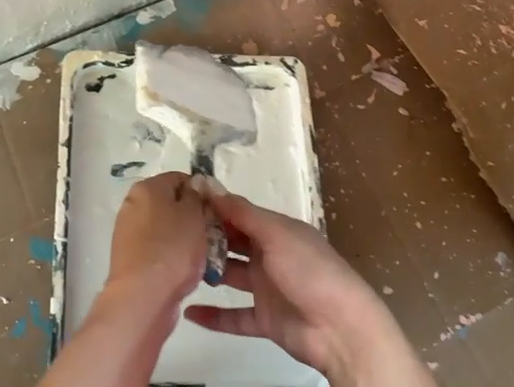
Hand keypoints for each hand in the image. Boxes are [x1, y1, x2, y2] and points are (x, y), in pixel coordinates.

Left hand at [105, 171, 209, 304]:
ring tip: (205, 258)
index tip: (219, 212)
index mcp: (147, 188)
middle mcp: (133, 205)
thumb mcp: (194, 215)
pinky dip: (173, 257)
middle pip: (172, 205)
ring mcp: (130, 233)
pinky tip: (187, 272)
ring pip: (167, 230)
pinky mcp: (131, 259)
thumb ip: (197, 196)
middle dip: (195, 218)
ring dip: (186, 240)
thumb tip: (195, 185)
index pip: (180, 179)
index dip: (203, 193)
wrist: (142, 298)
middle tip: (215, 235)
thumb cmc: (173, 250)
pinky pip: (158, 250)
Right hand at [185, 191, 435, 386]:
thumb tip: (208, 184)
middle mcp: (270, 255)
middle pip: (233, 243)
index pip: (239, 214)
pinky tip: (188, 313)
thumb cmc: (311, 271)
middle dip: (207, 238)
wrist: (341, 329)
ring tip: (174, 267)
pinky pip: (234, 316)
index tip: (181, 203)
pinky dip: (214, 316)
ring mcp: (267, 288)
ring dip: (207, 273)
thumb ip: (241, 212)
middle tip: (172, 235)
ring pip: (231, 276)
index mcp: (277, 230)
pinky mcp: (265, 320)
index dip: (213, 208)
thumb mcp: (276, 234)